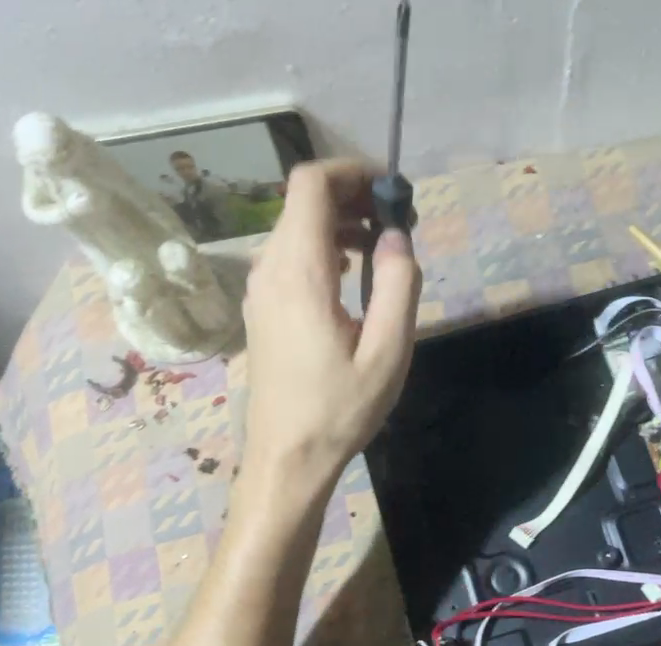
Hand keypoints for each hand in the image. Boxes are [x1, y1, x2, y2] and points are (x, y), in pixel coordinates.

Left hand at [239, 159, 421, 496]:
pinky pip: (291, 257)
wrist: (287, 457)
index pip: (311, 185)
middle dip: (354, 197)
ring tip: (384, 248)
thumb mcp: (387, 353)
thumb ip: (399, 286)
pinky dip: (325, 249)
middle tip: (399, 223)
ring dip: (341, 224)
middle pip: (303, 202)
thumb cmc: (340, 410)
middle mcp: (270, 269)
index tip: (393, 190)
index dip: (353, 172)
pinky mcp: (262, 308)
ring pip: (297, 229)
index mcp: (299, 272)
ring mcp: (260, 289)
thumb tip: (398, 236)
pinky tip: (354, 277)